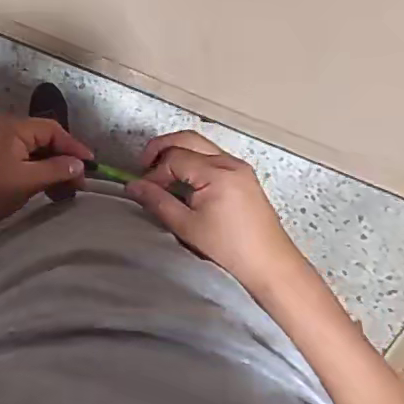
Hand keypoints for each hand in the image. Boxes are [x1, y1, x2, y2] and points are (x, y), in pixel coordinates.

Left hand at [0, 114, 93, 227]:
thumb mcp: (26, 182)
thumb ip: (56, 170)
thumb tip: (79, 165)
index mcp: (11, 126)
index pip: (52, 130)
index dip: (73, 147)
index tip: (90, 165)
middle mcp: (1, 124)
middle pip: (41, 136)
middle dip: (61, 157)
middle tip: (78, 178)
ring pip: (29, 146)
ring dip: (47, 163)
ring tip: (63, 183)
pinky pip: (16, 152)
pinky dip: (32, 165)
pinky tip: (42, 181)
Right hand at [124, 130, 307, 290]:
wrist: (270, 264)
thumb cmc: (228, 248)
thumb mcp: (186, 226)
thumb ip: (158, 201)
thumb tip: (133, 186)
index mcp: (217, 173)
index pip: (174, 156)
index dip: (154, 171)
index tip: (145, 190)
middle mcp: (230, 163)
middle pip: (188, 139)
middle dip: (162, 148)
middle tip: (144, 166)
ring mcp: (240, 168)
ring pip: (201, 146)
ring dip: (178, 153)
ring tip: (162, 176)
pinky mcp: (244, 177)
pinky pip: (213, 158)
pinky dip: (193, 162)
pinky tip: (184, 183)